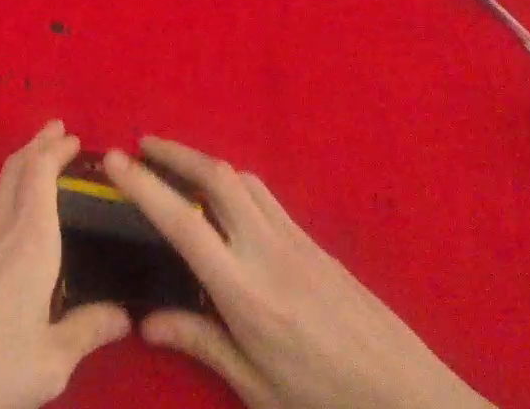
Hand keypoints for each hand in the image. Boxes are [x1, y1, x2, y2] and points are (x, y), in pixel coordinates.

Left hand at [0, 122, 130, 408]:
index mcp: (29, 245)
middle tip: (57, 130)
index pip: (40, 176)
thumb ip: (88, 331)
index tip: (71, 136)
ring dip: (21, 173)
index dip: (54, 150)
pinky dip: (4, 204)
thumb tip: (122, 314)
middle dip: (37, 146)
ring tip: (40, 174)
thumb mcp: (51, 361)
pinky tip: (8, 229)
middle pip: (15, 171)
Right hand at [104, 139, 495, 408]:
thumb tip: (146, 322)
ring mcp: (297, 243)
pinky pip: (267, 198)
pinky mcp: (318, 246)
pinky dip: (234, 182)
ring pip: (244, 181)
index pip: (182, 222)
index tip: (113, 159)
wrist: (416, 401)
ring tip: (176, 163)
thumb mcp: (258, 388)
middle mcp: (268, 252)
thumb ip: (202, 344)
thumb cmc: (328, 402)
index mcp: (244, 292)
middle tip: (141, 145)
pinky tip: (226, 199)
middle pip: (216, 178)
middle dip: (175, 152)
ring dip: (204, 161)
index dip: (143, 185)